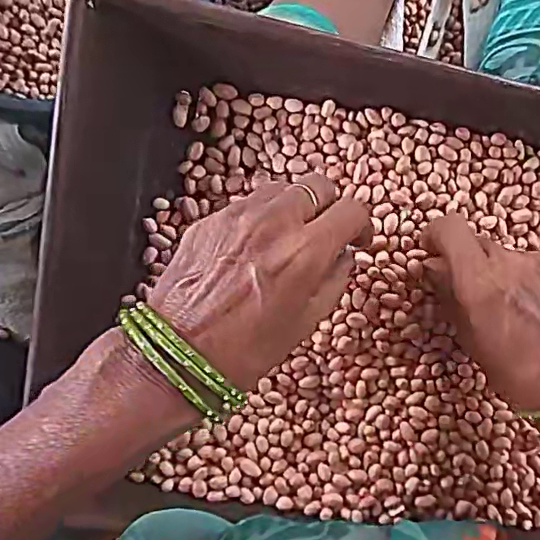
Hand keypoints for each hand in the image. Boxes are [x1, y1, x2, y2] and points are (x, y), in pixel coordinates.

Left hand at [148, 175, 370, 389]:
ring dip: (294, 208)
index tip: (356, 239)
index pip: (351, 209)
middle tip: (325, 233)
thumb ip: (333, 281)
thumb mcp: (304, 323)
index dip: (360, 224)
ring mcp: (236, 217)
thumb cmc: (243, 351)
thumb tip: (344, 257)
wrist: (179, 354)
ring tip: (288, 240)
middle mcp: (272, 223)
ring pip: (281, 189)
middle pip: (318, 185)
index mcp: (304, 252)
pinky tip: (254, 249)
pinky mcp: (209, 220)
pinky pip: (246, 205)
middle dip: (329, 207)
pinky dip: (260, 219)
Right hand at [421, 211, 539, 411]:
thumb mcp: (471, 341)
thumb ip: (450, 297)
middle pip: (477, 243)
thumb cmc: (520, 377)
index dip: (435, 235)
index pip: (450, 228)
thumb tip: (433, 269)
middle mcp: (513, 264)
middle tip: (469, 292)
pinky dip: (527, 280)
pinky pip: (534, 264)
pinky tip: (535, 310)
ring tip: (510, 310)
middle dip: (467, 263)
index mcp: (481, 284)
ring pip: (507, 255)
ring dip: (499, 273)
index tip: (431, 249)